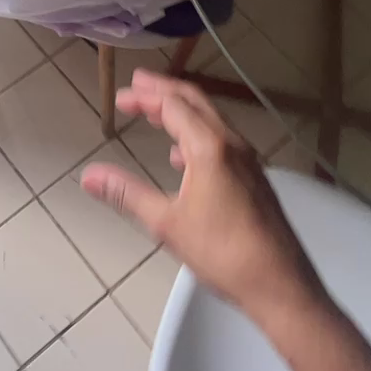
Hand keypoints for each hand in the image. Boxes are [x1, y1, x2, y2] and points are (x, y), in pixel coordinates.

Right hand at [81, 70, 330, 332]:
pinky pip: (221, 139)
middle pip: (196, 102)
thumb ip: (126, 194)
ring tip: (156, 112)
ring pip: (211, 119)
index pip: (173, 106)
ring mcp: (248, 161)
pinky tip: (183, 156)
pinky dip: (197, 132)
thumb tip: (88, 176)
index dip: (144, 97)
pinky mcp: (255, 179)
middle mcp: (232, 145)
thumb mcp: (166, 224)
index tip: (120, 98)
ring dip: (182, 109)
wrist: (282, 288)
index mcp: (210, 148)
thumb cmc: (222, 253)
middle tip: (138, 83)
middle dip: (164, 90)